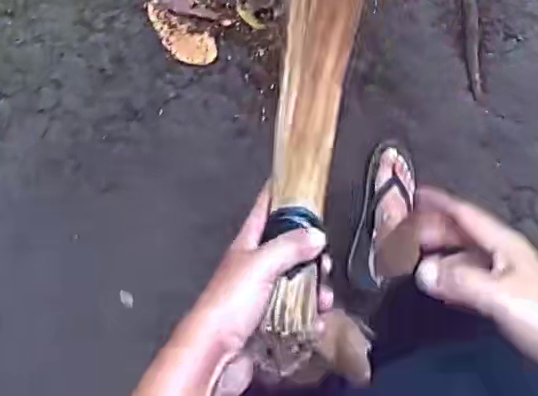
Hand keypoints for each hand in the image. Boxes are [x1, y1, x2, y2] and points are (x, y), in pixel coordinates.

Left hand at [134, 186, 330, 395]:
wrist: (212, 356)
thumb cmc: (229, 302)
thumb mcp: (261, 264)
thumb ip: (290, 246)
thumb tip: (317, 235)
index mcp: (248, 243)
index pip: (265, 207)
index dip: (280, 192)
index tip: (298, 181)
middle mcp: (255, 265)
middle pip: (289, 248)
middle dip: (311, 255)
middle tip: (325, 262)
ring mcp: (261, 295)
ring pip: (296, 283)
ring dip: (315, 290)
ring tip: (325, 299)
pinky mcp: (268, 323)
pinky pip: (296, 315)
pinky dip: (309, 318)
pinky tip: (317, 322)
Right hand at [409, 187, 537, 395]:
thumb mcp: (499, 296)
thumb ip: (460, 280)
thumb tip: (421, 268)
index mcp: (504, 241)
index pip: (464, 212)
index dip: (438, 200)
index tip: (412, 190)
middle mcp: (505, 252)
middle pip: (464, 231)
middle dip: (435, 225)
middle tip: (403, 226)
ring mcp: (509, 275)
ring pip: (467, 254)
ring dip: (442, 251)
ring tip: (414, 252)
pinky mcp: (511, 300)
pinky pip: (473, 276)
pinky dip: (453, 274)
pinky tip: (442, 283)